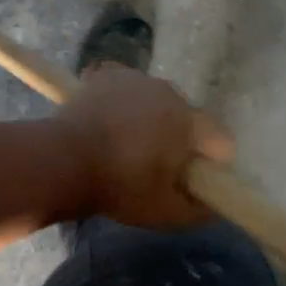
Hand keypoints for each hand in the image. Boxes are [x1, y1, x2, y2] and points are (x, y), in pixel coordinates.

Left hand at [52, 66, 235, 228]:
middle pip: (188, 117)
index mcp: (188, 120)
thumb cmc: (121, 186)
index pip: (221, 140)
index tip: (193, 182)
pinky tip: (110, 118)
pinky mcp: (106, 73)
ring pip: (156, 100)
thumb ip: (199, 210)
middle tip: (158, 167)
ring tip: (128, 143)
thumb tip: (212, 204)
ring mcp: (134, 77)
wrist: (64, 159)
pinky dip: (124, 100)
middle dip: (180, 139)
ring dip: (152, 118)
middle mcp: (166, 90)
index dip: (213, 165)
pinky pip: (126, 86)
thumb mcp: (166, 213)